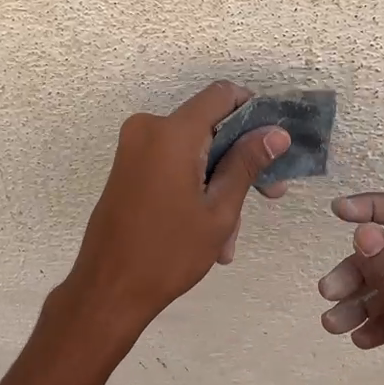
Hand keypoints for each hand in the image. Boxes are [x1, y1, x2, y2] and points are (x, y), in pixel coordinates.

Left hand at [63, 81, 290, 330]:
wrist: (108, 289)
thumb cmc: (167, 252)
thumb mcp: (219, 210)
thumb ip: (247, 164)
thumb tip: (276, 133)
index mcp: (172, 132)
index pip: (220, 95)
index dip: (252, 110)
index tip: (273, 139)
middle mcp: (148, 128)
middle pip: (207, 126)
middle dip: (238, 160)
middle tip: (268, 196)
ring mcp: (133, 146)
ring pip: (192, 151)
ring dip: (216, 184)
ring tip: (227, 238)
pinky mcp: (128, 165)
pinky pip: (171, 162)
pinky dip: (193, 187)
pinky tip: (207, 234)